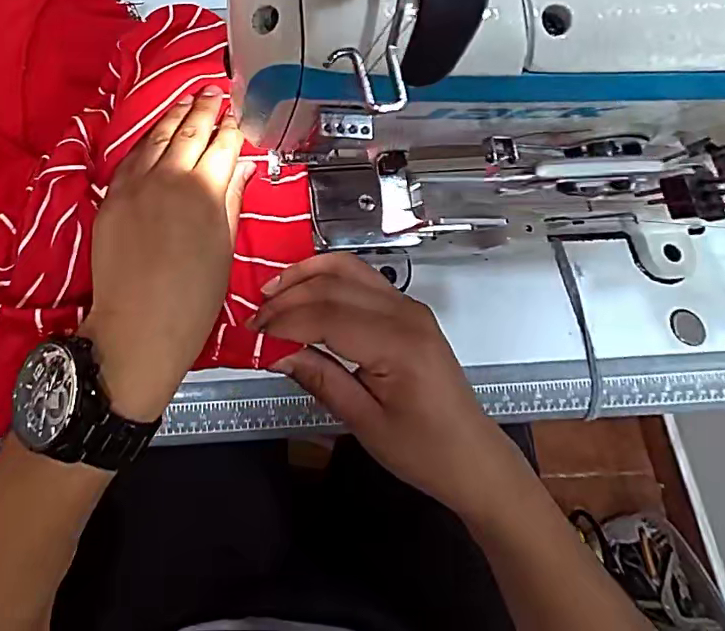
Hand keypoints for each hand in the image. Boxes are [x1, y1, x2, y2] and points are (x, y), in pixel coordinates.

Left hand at [83, 89, 253, 421]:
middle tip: (214, 91)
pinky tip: (156, 133)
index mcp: (206, 191)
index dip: (232, 127)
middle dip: (205, 108)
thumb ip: (232, 199)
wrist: (138, 327)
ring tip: (188, 100)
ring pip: (158, 137)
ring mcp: (136, 185)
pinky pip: (131, 158)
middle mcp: (170, 178)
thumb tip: (241, 166)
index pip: (223, 146)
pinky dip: (147, 140)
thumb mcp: (225, 247)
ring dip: (175, 115)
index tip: (237, 115)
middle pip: (190, 131)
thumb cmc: (194, 297)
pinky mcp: (112, 196)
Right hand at [252, 254, 539, 517]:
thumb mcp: (365, 424)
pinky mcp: (407, 307)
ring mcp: (409, 305)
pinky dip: (327, 277)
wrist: (472, 456)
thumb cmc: (423, 451)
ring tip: (272, 290)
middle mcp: (405, 312)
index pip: (328, 316)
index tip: (252, 332)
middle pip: (335, 284)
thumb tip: (276, 352)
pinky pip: (361, 277)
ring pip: (347, 268)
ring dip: (305, 274)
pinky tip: (304, 289)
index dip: (285, 321)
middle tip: (254, 314)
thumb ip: (321, 379)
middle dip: (288, 295)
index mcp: (398, 344)